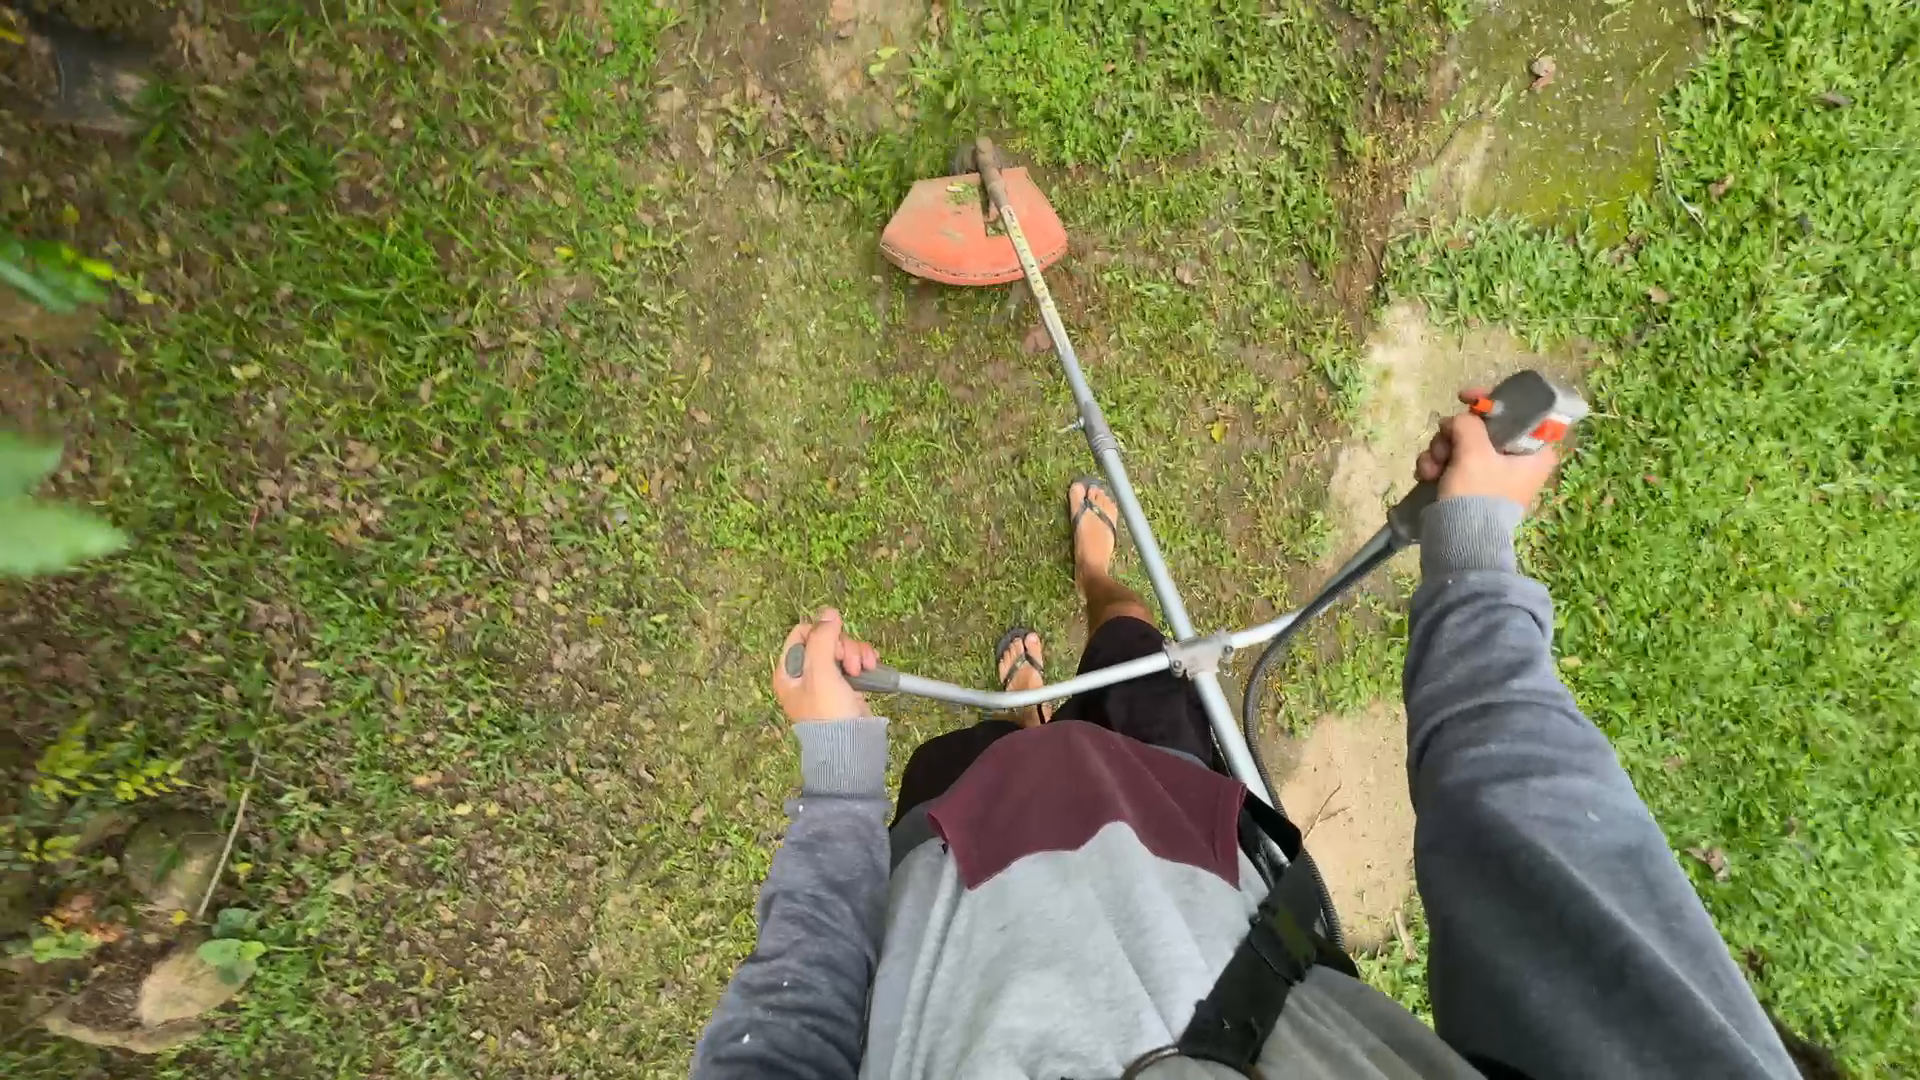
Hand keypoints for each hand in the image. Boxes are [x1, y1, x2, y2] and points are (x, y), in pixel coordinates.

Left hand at [772, 608, 878, 722]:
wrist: (850, 744)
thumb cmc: (828, 711)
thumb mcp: (821, 672)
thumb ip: (822, 639)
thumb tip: (829, 612)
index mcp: (789, 670)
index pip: (801, 633)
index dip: (821, 634)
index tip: (833, 647)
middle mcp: (805, 673)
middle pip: (825, 639)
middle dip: (843, 646)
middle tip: (850, 664)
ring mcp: (826, 678)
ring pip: (842, 648)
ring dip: (856, 652)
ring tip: (864, 668)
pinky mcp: (845, 684)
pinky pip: (853, 660)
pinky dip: (864, 659)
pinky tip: (871, 667)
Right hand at [1415, 389, 1560, 509]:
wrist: (1461, 539)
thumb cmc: (1477, 494)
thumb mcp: (1474, 452)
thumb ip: (1467, 425)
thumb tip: (1457, 420)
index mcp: (1534, 451)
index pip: (1518, 413)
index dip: (1490, 402)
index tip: (1464, 397)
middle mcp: (1516, 461)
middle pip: (1480, 429)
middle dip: (1452, 435)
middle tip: (1442, 446)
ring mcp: (1490, 474)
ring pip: (1459, 445)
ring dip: (1437, 452)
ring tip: (1429, 469)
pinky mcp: (1468, 486)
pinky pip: (1449, 463)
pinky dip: (1434, 466)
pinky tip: (1425, 476)